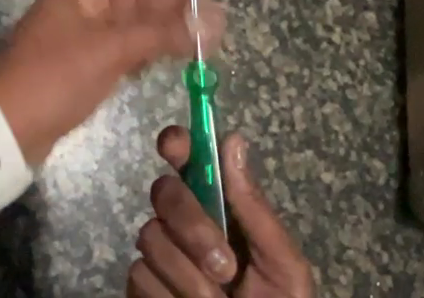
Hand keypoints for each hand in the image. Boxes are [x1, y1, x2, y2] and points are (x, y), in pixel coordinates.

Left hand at [0, 0, 222, 165]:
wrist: (8, 126)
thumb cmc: (56, 77)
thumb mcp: (110, 51)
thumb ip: (160, 34)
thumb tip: (209, 20)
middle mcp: (79, 9)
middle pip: (133, 4)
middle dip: (172, 10)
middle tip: (214, 21)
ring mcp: (79, 40)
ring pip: (129, 30)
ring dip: (162, 33)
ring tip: (202, 40)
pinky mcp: (81, 69)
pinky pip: (120, 52)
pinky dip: (144, 53)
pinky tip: (170, 58)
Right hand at [127, 128, 311, 297]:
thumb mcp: (283, 267)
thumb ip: (254, 208)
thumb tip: (234, 139)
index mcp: (220, 207)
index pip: (188, 157)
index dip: (177, 143)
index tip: (177, 147)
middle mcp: (184, 222)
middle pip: (163, 193)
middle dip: (191, 226)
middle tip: (224, 266)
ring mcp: (160, 254)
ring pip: (150, 237)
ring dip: (188, 276)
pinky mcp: (141, 287)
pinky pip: (140, 276)